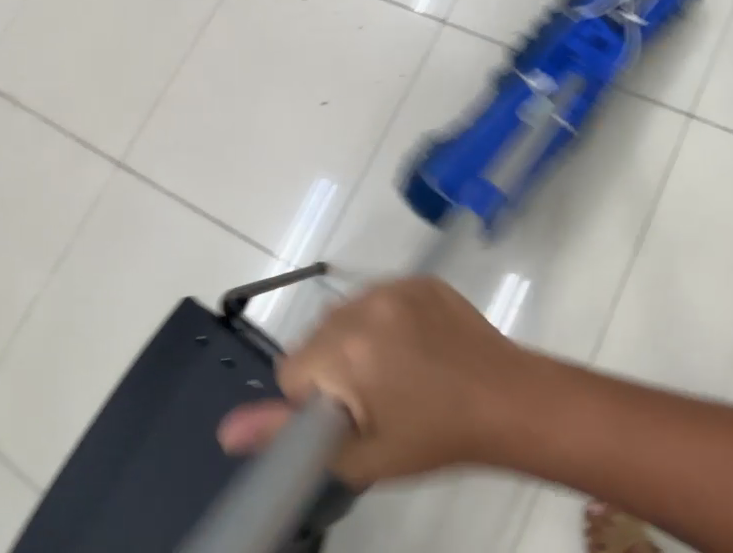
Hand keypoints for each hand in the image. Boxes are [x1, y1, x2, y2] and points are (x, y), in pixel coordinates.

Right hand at [218, 277, 538, 484]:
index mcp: (345, 348)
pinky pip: (380, 297)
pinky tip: (415, 346)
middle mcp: (365, 305)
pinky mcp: (423, 280)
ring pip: (346, 314)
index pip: (291, 372)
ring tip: (397, 371)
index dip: (313, 403)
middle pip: (316, 338)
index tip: (349, 417)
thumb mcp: (360, 453)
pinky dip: (385, 319)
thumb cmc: (432, 435)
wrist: (506, 399)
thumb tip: (227, 431)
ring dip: (355, 340)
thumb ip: (288, 439)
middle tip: (376, 398)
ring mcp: (398, 286)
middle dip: (332, 369)